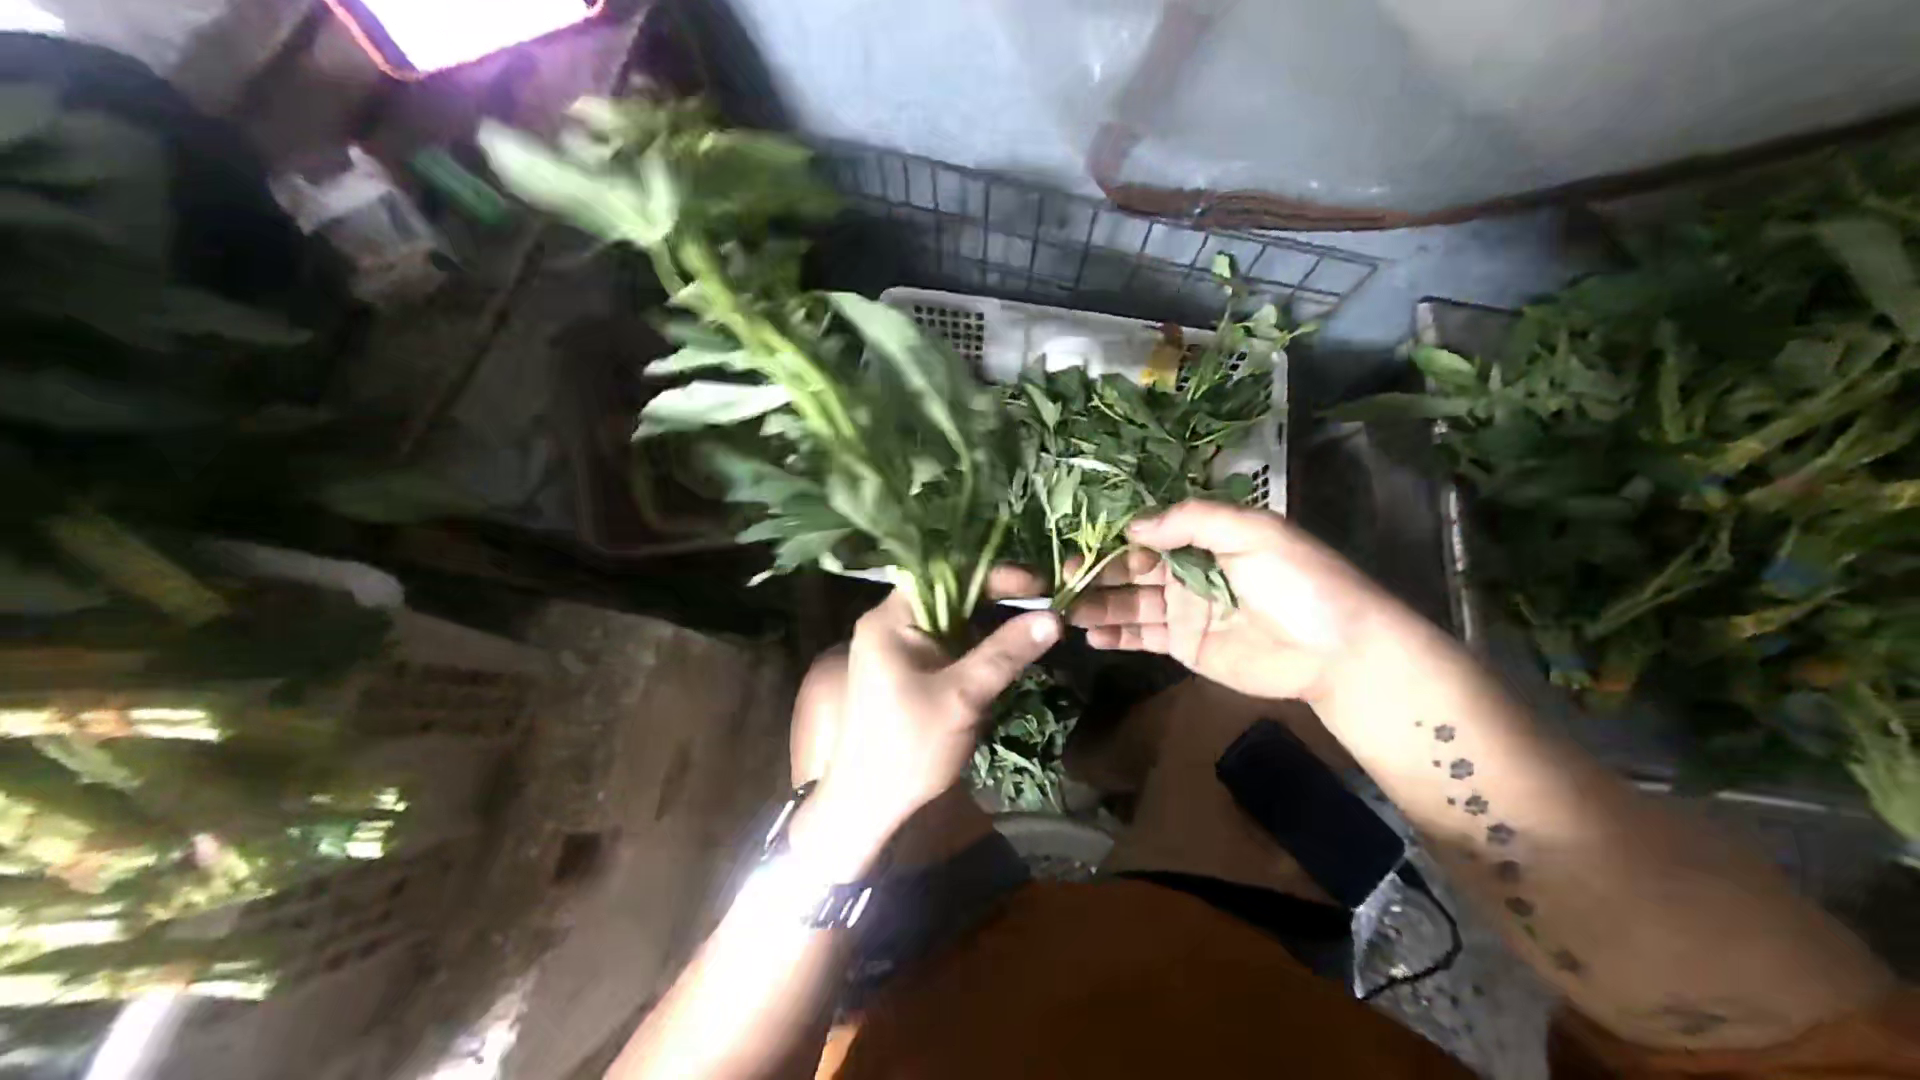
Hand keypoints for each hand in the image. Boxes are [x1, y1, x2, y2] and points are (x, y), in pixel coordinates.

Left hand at [810, 585, 1059, 849]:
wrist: (870, 803)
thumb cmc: (909, 746)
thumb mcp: (962, 696)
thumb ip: (1005, 652)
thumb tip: (1055, 616)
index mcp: (890, 620)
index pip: (944, 574)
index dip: (993, 573)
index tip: (1037, 585)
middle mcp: (892, 625)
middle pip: (950, 593)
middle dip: (997, 596)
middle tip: (1046, 603)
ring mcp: (901, 648)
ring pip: (953, 619)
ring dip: (992, 620)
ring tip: (1037, 623)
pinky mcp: (911, 671)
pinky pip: (950, 643)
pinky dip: (979, 644)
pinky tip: (1010, 649)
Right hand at [1068, 500, 1393, 702]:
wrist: (1337, 651)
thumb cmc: (1299, 582)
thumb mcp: (1254, 533)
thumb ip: (1194, 520)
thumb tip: (1134, 526)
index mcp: (1203, 540)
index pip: (1147, 536)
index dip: (1112, 540)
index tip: (1077, 544)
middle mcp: (1186, 572)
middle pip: (1130, 570)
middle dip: (1096, 573)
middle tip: (1062, 579)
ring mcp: (1183, 611)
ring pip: (1130, 604)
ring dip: (1097, 606)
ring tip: (1066, 610)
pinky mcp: (1184, 646)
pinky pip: (1142, 637)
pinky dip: (1116, 636)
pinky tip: (1090, 636)